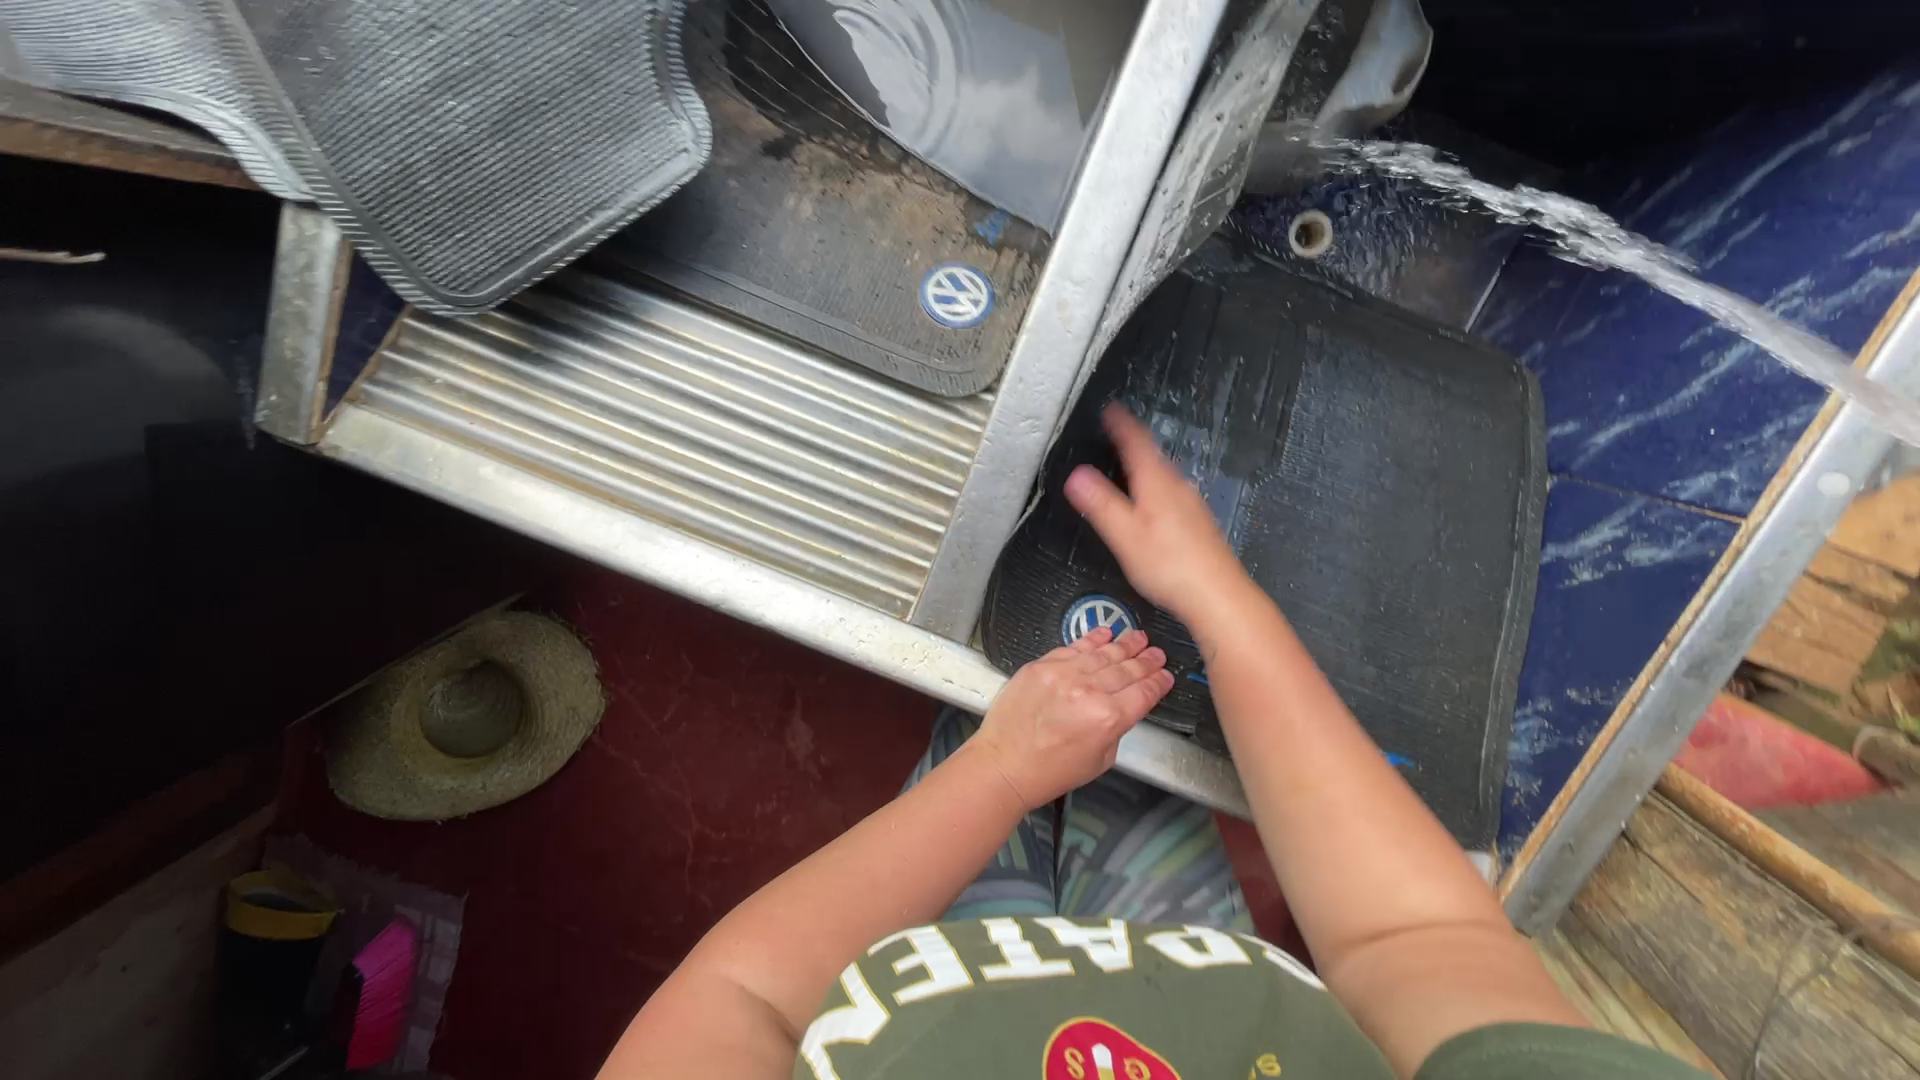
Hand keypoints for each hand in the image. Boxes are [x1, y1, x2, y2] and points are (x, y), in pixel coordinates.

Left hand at [971, 626, 1173, 808]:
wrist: (1005, 764)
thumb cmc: (1053, 771)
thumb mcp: (1101, 759)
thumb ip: (1116, 727)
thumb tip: (1123, 705)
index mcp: (1109, 718)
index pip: (1143, 694)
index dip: (1158, 683)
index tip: (1166, 675)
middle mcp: (1089, 691)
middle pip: (1127, 670)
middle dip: (1146, 661)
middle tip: (1158, 653)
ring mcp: (1064, 674)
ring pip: (1103, 653)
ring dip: (1124, 645)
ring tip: (1138, 637)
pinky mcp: (1042, 665)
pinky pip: (1074, 647)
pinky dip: (1092, 638)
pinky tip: (1106, 633)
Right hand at [1064, 405, 1256, 626]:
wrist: (1217, 596)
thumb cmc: (1172, 567)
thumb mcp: (1125, 536)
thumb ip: (1101, 504)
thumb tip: (1077, 476)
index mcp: (1157, 484)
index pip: (1137, 442)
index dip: (1122, 424)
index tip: (1111, 410)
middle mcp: (1178, 488)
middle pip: (1153, 456)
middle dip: (1133, 443)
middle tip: (1117, 432)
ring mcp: (1191, 505)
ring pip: (1164, 476)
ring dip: (1146, 466)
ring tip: (1130, 464)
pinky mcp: (1198, 524)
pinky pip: (1173, 495)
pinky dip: (1156, 489)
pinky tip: (1153, 506)